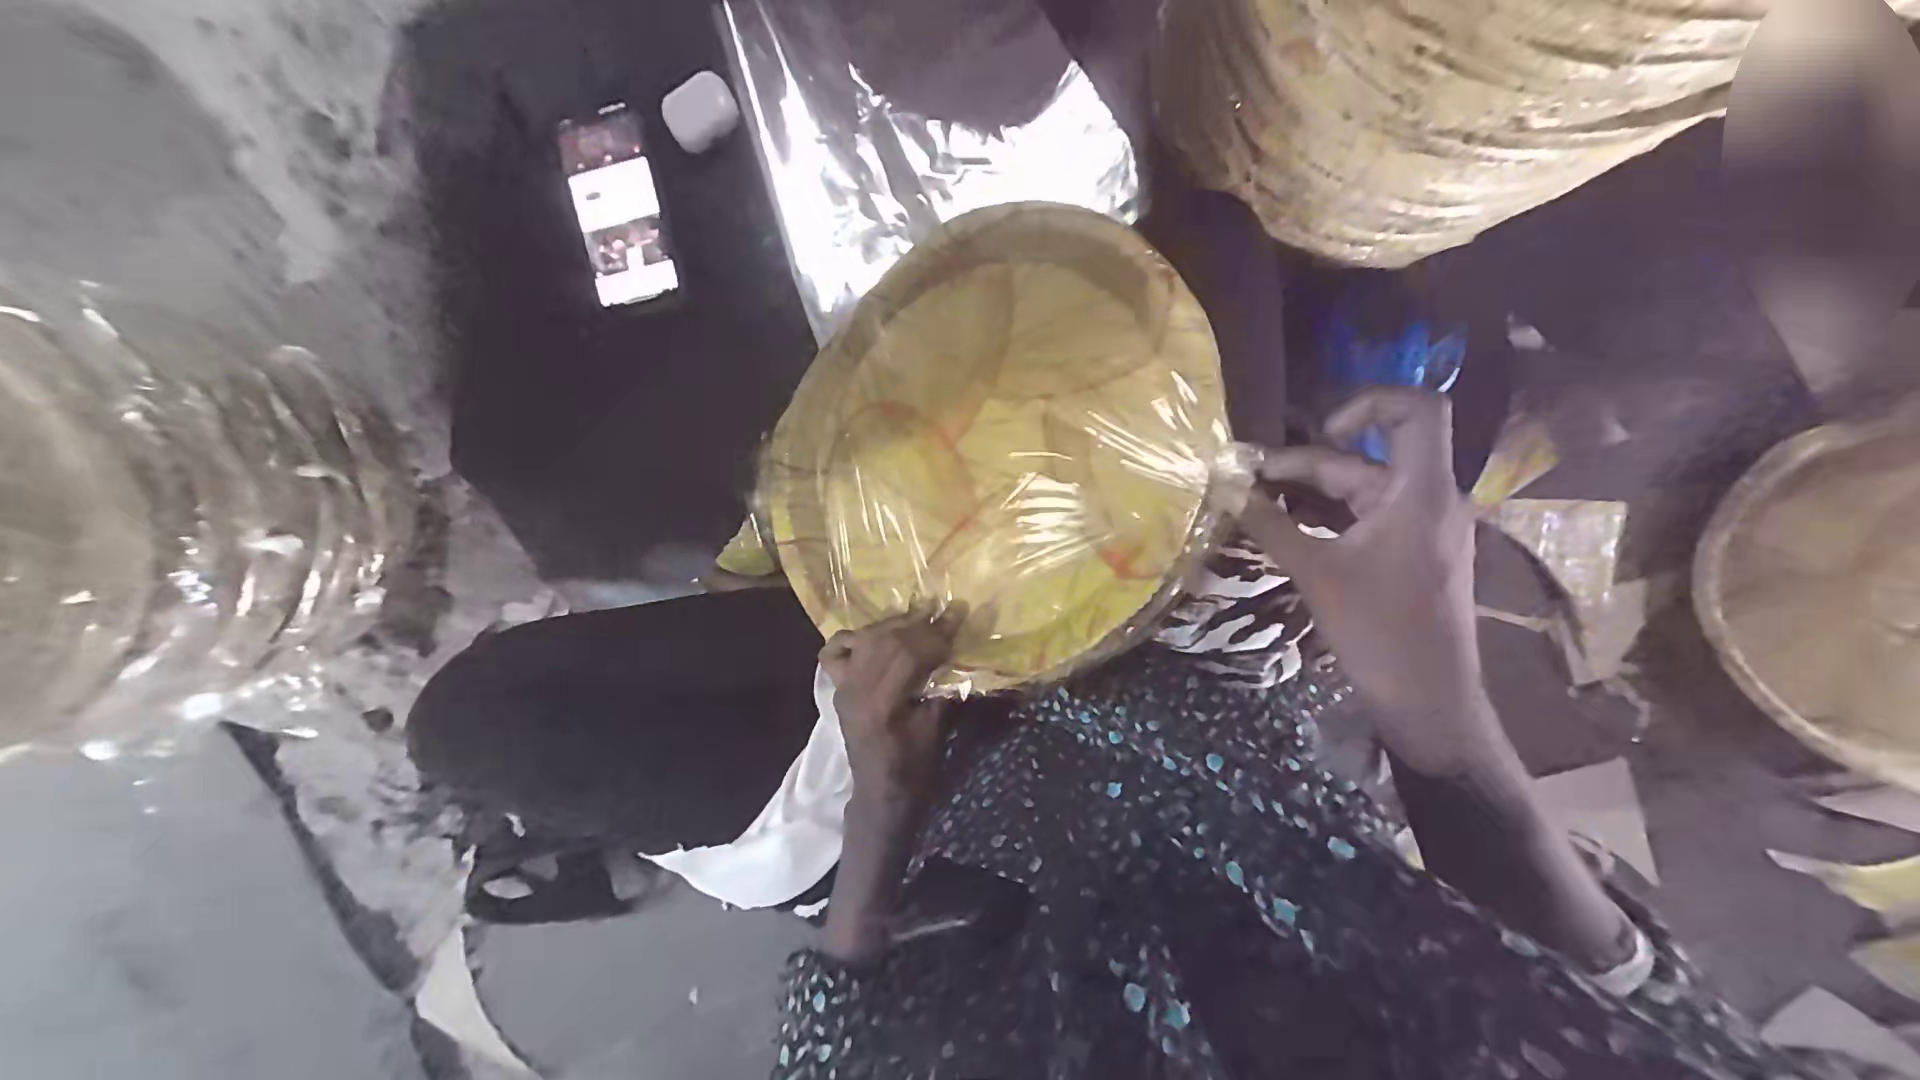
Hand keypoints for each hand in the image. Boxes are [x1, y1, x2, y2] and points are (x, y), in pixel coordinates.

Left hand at [820, 608, 961, 801]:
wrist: (879, 793)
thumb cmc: (912, 769)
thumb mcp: (934, 730)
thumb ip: (940, 688)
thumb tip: (955, 651)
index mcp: (880, 706)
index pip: (908, 655)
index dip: (935, 635)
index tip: (957, 617)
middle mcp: (854, 691)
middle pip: (887, 642)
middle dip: (920, 624)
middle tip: (945, 611)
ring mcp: (841, 687)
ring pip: (866, 639)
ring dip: (896, 623)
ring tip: (921, 614)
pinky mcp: (837, 686)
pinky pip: (837, 650)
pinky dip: (857, 636)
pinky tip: (878, 634)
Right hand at [1235, 388, 1492, 775]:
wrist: (1427, 696)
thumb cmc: (1377, 629)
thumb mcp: (1316, 572)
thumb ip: (1270, 525)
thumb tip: (1227, 489)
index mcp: (1419, 493)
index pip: (1415, 412)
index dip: (1366, 404)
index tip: (1316, 432)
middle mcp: (1427, 499)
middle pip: (1363, 459)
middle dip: (1302, 465)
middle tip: (1245, 480)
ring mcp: (1420, 527)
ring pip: (1358, 490)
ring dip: (1307, 492)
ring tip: (1254, 501)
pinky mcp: (1409, 552)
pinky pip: (1364, 517)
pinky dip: (1324, 516)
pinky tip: (1284, 527)